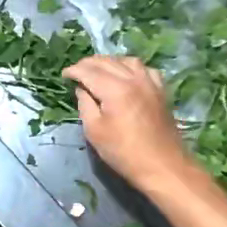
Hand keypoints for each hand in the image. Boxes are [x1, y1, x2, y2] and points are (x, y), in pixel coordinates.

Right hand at [64, 55, 192, 188]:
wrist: (162, 165)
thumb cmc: (123, 152)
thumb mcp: (94, 131)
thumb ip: (85, 104)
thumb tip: (82, 88)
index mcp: (115, 89)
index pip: (89, 71)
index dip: (74, 70)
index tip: (64, 75)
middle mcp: (134, 79)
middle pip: (107, 62)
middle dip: (88, 64)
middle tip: (76, 72)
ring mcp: (150, 82)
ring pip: (126, 60)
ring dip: (109, 62)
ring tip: (98, 70)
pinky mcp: (160, 90)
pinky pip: (143, 68)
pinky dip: (129, 67)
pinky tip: (125, 74)